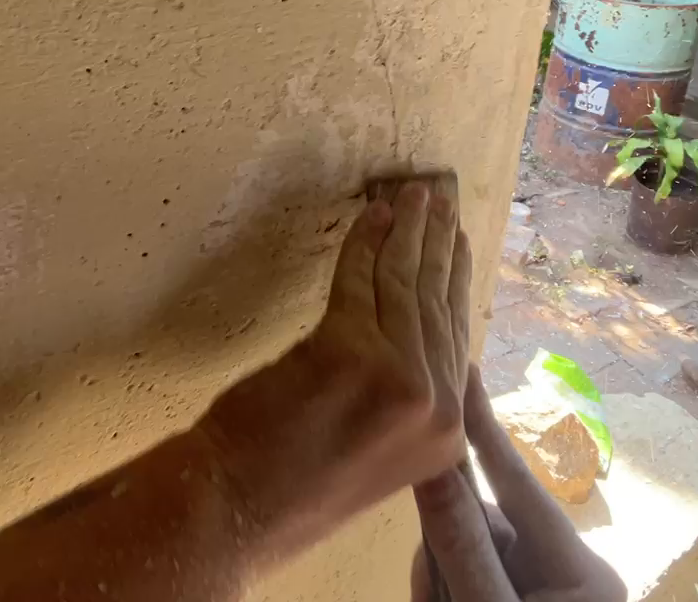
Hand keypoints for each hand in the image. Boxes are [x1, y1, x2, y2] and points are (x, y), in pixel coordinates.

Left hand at [200, 178, 471, 559]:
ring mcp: (399, 378)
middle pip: (438, 301)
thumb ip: (404, 390)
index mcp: (447, 432)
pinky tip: (372, 215)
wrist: (239, 502)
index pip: (458, 334)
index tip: (458, 240)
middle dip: (439, 242)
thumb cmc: (295, 470)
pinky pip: (360, 278)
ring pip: (405, 282)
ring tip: (413, 195)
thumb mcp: (375, 440)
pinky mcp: (351, 350)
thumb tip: (413, 327)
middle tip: (441, 201)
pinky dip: (364, 241)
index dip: (457, 279)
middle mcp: (437, 406)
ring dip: (407, 229)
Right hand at [408, 368, 625, 601]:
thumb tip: (430, 465)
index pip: (515, 477)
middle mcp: (562, 565)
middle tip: (428, 594)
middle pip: (476, 522)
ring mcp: (540, 584)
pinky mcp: (519, 596)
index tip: (465, 365)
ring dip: (438, 576)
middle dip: (440, 550)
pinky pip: (463, 570)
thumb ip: (463, 543)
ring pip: (461, 547)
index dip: (484, 423)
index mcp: (579, 565)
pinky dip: (442, 588)